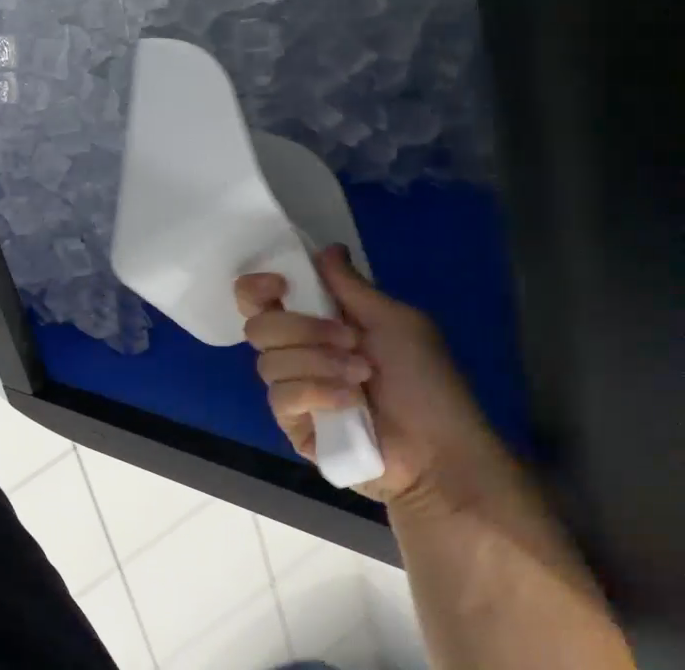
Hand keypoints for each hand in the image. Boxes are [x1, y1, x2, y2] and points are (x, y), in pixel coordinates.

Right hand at [237, 246, 505, 507]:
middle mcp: (294, 353)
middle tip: (351, 340)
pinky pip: (280, 397)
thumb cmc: (428, 383)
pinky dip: (318, 393)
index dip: (257, 288)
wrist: (443, 451)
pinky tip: (351, 403)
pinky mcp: (290, 422)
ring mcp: (290, 388)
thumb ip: (353, 287)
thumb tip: (327, 248)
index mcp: (313, 325)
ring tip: (362, 378)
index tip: (280, 286)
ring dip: (319, 363)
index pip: (256, 298)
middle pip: (257, 325)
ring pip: (268, 361)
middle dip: (303, 329)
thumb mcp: (397, 323)